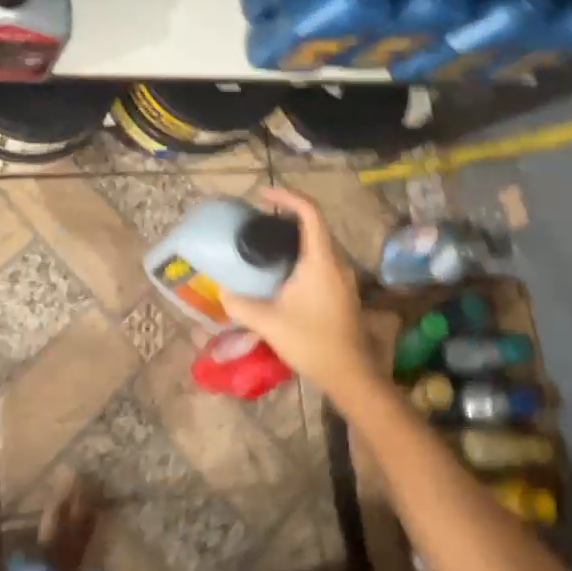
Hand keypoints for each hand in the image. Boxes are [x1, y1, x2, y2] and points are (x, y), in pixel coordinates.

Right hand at [221, 188, 375, 396]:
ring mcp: (343, 276)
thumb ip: (240, 304)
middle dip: (288, 213)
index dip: (287, 197)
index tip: (262, 196)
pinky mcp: (343, 290)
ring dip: (296, 234)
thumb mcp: (268, 322)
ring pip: (320, 242)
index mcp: (320, 260)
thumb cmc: (310, 342)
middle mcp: (336, 262)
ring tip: (266, 240)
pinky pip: (322, 257)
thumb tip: (222, 291)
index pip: (310, 213)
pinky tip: (283, 269)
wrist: (349, 374)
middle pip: (316, 223)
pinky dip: (302, 251)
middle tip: (258, 219)